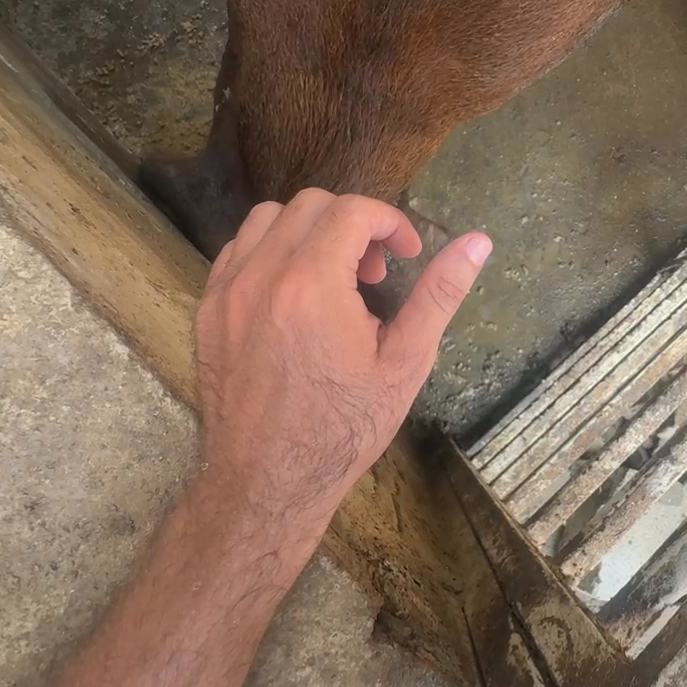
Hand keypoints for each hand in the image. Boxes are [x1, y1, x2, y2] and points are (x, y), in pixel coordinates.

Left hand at [190, 189, 491, 548]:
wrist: (268, 482)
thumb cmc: (346, 426)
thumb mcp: (407, 361)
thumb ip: (440, 293)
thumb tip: (479, 242)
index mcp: (314, 283)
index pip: (354, 211)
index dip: (391, 222)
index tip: (408, 254)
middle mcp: (262, 275)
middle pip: (311, 205)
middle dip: (354, 224)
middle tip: (375, 274)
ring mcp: (226, 292)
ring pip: (268, 219)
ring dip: (310, 231)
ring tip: (334, 278)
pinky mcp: (207, 311)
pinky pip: (238, 250)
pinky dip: (273, 251)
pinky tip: (296, 293)